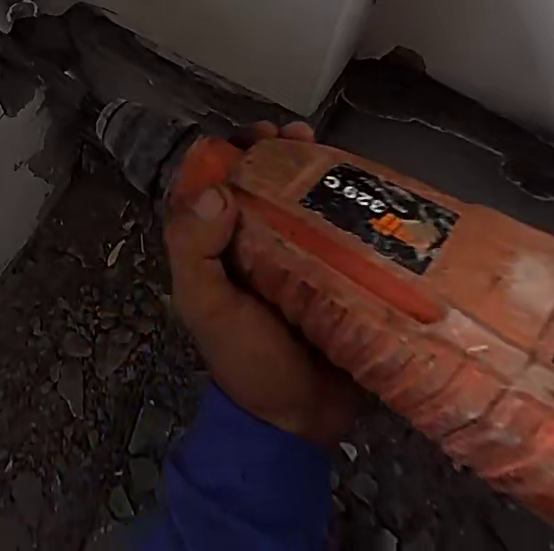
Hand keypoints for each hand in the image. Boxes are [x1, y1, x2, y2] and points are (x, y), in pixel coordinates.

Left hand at [163, 121, 359, 446]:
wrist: (299, 418)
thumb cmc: (245, 359)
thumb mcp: (205, 305)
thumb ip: (194, 250)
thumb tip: (215, 191)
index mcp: (217, 241)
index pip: (217, 180)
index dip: (233, 150)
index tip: (257, 135)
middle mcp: (252, 238)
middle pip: (262, 180)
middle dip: (277, 151)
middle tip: (298, 135)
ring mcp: (294, 251)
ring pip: (299, 196)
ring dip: (310, 167)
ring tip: (324, 147)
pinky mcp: (331, 267)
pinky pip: (334, 223)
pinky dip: (344, 201)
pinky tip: (359, 185)